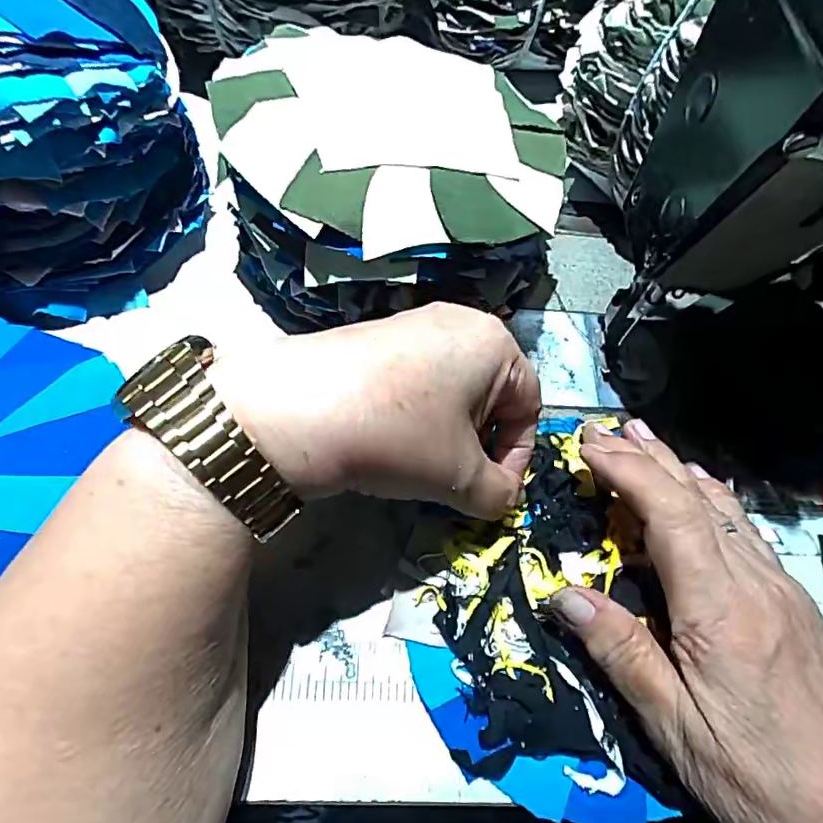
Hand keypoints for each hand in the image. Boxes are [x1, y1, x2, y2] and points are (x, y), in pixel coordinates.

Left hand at [211, 303, 539, 517]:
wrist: (292, 411)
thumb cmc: (398, 435)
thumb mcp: (459, 476)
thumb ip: (499, 494)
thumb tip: (505, 500)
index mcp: (494, 342)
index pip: (529, 408)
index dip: (516, 458)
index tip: (492, 491)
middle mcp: (461, 322)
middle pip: (493, 398)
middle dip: (480, 446)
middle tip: (457, 480)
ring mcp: (416, 324)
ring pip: (456, 392)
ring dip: (450, 436)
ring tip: (421, 464)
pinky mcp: (379, 337)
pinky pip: (421, 382)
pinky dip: (419, 417)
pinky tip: (392, 440)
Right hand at [557, 423, 822, 822]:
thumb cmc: (763, 779)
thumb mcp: (677, 729)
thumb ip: (623, 653)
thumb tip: (565, 595)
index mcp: (719, 607)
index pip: (669, 514)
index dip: (628, 471)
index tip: (589, 444)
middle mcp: (754, 581)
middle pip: (697, 499)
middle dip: (649, 457)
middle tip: (609, 427)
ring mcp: (780, 588)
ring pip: (725, 510)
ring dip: (681, 471)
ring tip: (649, 442)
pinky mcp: (794, 603)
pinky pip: (745, 532)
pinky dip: (714, 501)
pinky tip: (707, 496)